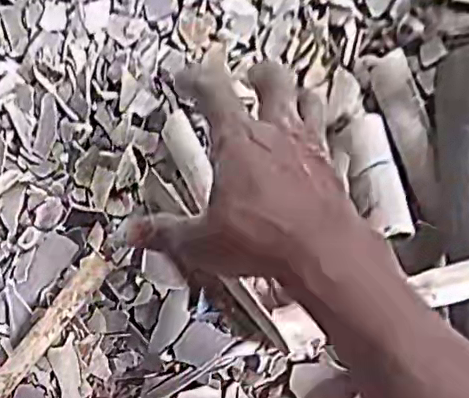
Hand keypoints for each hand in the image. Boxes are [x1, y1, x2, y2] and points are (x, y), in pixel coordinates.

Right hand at [130, 61, 407, 332]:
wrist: (318, 251)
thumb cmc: (263, 239)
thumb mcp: (199, 243)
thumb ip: (166, 233)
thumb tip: (138, 232)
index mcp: (238, 142)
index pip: (213, 93)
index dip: (195, 81)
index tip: (187, 79)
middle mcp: (277, 134)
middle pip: (272, 82)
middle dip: (258, 75)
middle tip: (250, 76)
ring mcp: (308, 148)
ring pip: (307, 101)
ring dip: (296, 96)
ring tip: (289, 99)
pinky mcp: (330, 170)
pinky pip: (327, 139)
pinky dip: (319, 137)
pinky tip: (313, 149)